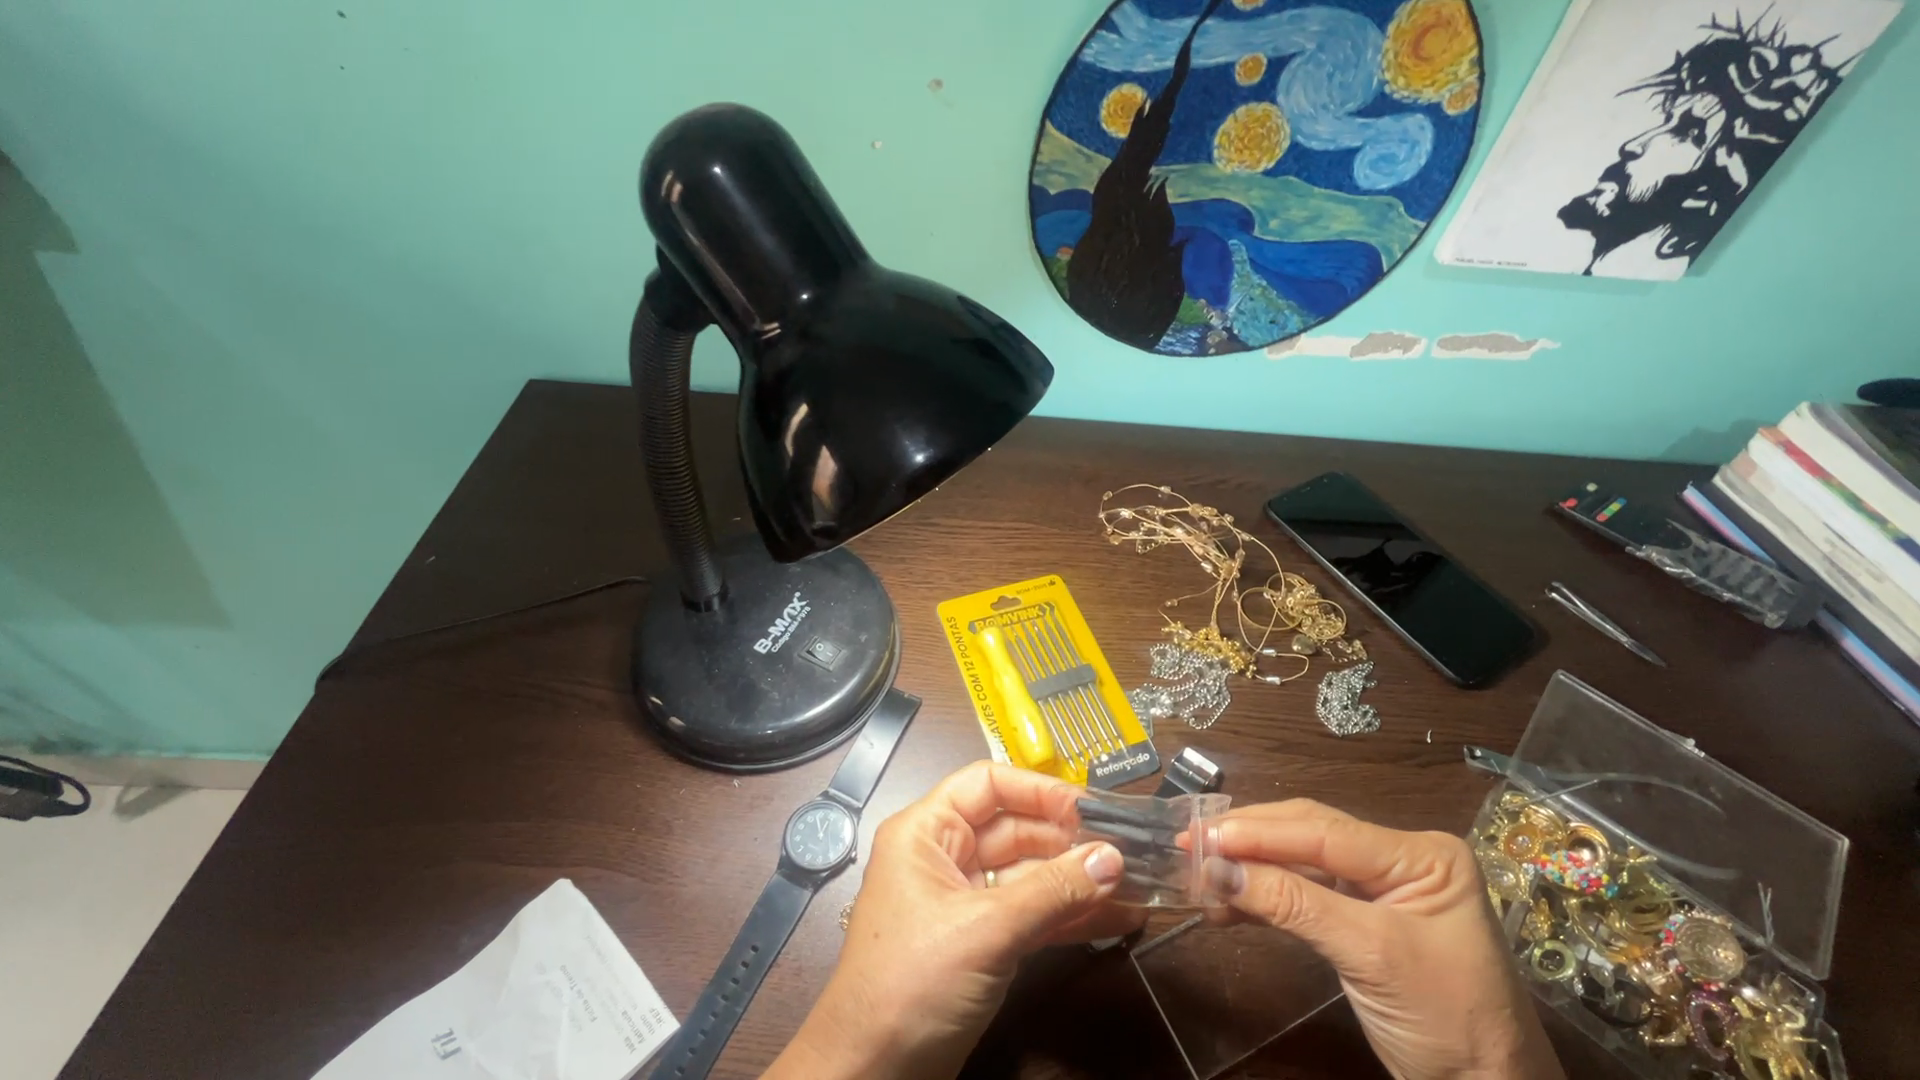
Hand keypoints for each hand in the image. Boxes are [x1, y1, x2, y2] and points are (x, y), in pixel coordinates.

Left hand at [766, 763, 1143, 1079]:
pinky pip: (1031, 914)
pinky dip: (1068, 915)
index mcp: (927, 833)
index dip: (1038, 790)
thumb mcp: (985, 931)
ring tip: (1134, 883)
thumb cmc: (912, 985)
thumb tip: (1113, 858)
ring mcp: (965, 902)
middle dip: (1069, 840)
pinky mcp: (982, 943)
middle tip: (1128, 850)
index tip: (1091, 809)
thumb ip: (1052, 891)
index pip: (987, 784)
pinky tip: (1114, 917)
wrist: (871, 1074)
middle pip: (1015, 828)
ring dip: (1077, 880)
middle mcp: (945, 858)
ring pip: (1029, 874)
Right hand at [1203, 800, 1562, 1079]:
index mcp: (1420, 854)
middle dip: (1247, 840)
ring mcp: (1381, 887)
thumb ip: (1293, 904)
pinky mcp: (1363, 916)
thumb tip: (1215, 869)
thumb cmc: (1446, 1022)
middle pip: (1308, 834)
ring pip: (1300, 860)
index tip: (1200, 837)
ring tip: (1197, 876)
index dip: (1257, 831)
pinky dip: (1264, 897)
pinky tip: (1226, 905)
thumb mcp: (1370, 956)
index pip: (1324, 830)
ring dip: (1249, 868)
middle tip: (1187, 844)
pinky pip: (1304, 892)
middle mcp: (1399, 858)